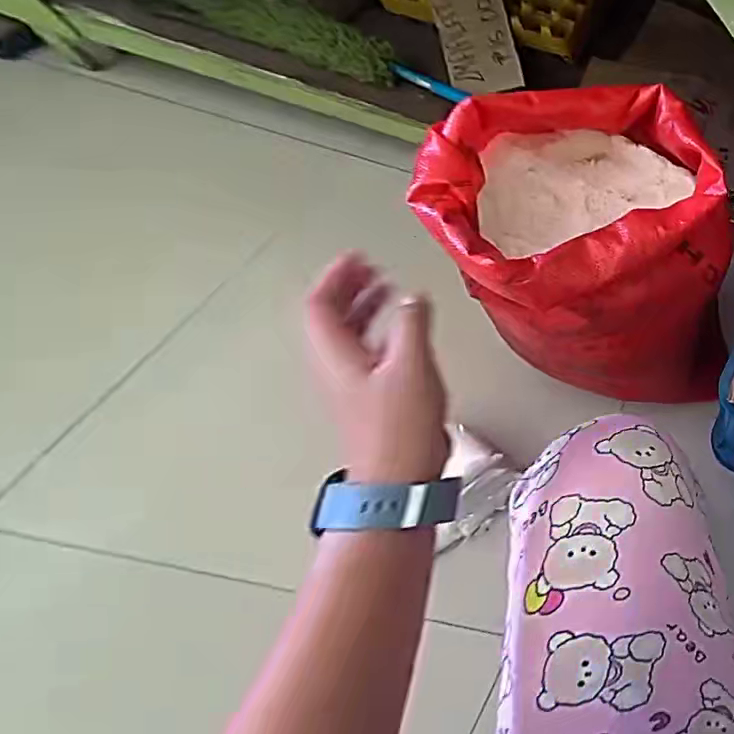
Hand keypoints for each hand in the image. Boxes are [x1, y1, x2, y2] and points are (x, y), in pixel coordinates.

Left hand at [305, 252, 449, 483]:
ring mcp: (352, 381)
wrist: (397, 476)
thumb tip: (412, 297)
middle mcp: (337, 366)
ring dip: (364, 306)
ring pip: (347, 333)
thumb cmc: (400, 424)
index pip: (320, 307)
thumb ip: (412, 325)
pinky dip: (379, 327)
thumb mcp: (410, 366)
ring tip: (387, 289)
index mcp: (338, 356)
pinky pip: (366, 347)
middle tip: (371, 267)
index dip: (336, 278)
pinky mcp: (372, 393)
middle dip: (348, 288)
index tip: (357, 257)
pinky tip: (402, 327)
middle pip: (329, 318)